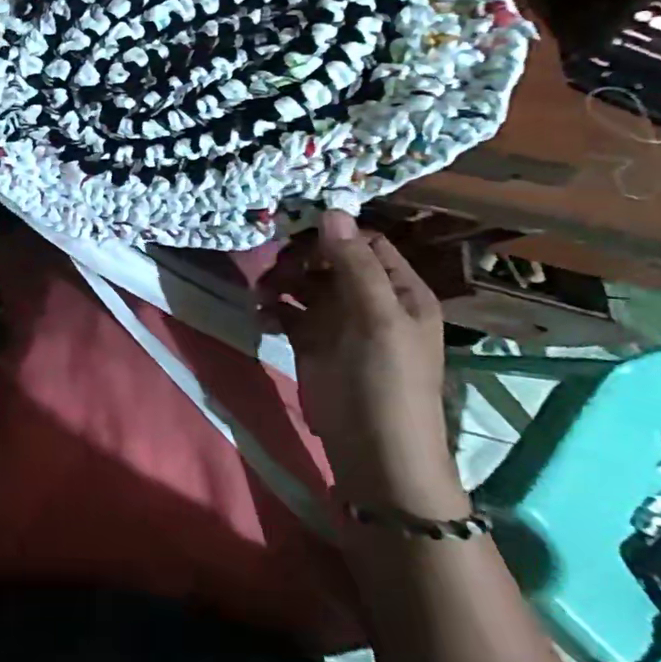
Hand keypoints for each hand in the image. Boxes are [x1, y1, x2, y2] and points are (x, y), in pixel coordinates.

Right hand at [260, 212, 462, 515]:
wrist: (373, 450)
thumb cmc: (386, 381)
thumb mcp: (378, 319)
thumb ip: (355, 265)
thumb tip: (332, 211)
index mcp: (399, 290)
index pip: (366, 243)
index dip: (333, 235)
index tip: (296, 234)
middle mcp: (369, 299)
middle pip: (330, 259)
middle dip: (301, 258)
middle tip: (275, 267)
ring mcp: (338, 321)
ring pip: (306, 283)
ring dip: (282, 280)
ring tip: (263, 293)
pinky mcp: (311, 342)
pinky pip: (288, 311)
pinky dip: (273, 308)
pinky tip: (260, 316)